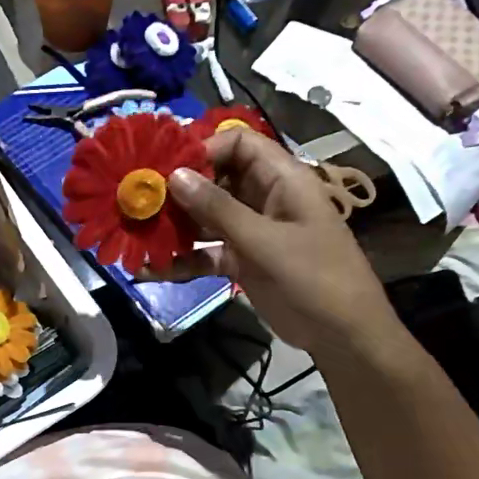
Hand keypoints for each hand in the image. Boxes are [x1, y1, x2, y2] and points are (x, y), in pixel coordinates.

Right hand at [148, 129, 402, 359]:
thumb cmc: (315, 276)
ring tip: (135, 236)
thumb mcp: (266, 242)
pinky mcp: (242, 262)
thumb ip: (220, 210)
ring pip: (206, 219)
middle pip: (215, 180)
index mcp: (282, 179)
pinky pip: (207, 254)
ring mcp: (252, 231)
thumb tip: (175, 176)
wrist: (342, 333)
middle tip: (138, 202)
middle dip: (178, 191)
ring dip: (174, 228)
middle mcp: (263, 199)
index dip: (203, 149)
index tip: (165, 168)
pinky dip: (183, 260)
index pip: (238, 144)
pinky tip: (151, 269)